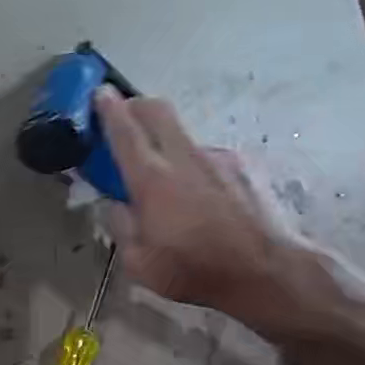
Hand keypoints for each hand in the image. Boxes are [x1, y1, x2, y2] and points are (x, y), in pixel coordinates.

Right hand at [97, 86, 314, 327]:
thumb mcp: (139, 263)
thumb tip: (115, 205)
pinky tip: (202, 197)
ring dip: (167, 142)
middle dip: (136, 106)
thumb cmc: (194, 270)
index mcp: (152, 179)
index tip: (100, 93)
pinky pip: (208, 157)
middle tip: (125, 117)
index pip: (125, 131)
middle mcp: (184, 157)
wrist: (264, 271)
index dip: (108, 109)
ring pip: (183, 135)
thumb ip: (121, 227)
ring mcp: (217, 158)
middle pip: (157, 110)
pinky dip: (195, 168)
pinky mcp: (242, 167)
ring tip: (168, 179)